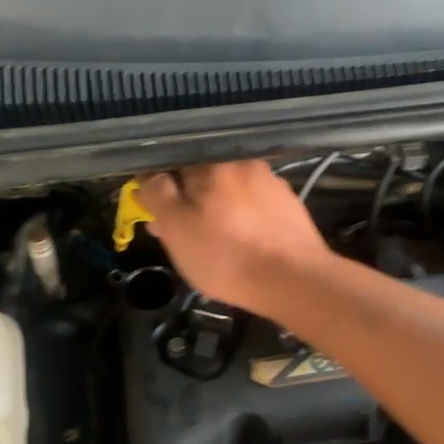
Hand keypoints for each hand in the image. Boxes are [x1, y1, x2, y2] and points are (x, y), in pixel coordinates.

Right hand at [137, 161, 337, 315]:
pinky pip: (254, 207)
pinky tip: (242, 245)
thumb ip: (157, 196)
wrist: (296, 280)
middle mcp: (243, 163)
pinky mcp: (289, 205)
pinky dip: (242, 221)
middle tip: (181, 236)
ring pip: (230, 192)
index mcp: (212, 163)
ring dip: (216, 211)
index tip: (156, 213)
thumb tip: (147, 177)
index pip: (173, 162)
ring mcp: (271, 183)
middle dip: (189, 202)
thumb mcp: (176, 229)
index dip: (159, 187)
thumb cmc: (227, 256)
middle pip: (204, 178)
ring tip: (212, 245)